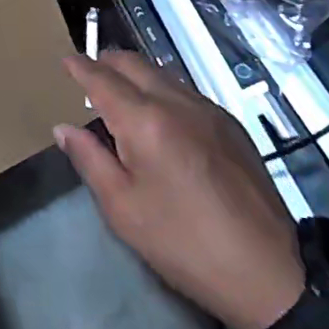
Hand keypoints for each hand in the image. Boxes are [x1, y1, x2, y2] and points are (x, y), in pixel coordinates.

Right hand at [55, 51, 304, 328]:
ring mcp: (208, 109)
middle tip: (90, 74)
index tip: (67, 60)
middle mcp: (177, 101)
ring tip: (121, 96)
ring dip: (136, 75)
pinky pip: (185, 91)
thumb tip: (64, 128)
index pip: (103, 79)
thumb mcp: (122, 208)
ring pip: (162, 73)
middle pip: (134, 63)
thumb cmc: (181, 242)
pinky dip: (162, 90)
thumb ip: (90, 159)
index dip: (81, 67)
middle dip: (107, 62)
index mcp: (145, 121)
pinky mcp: (230, 123)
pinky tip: (160, 118)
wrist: (264, 268)